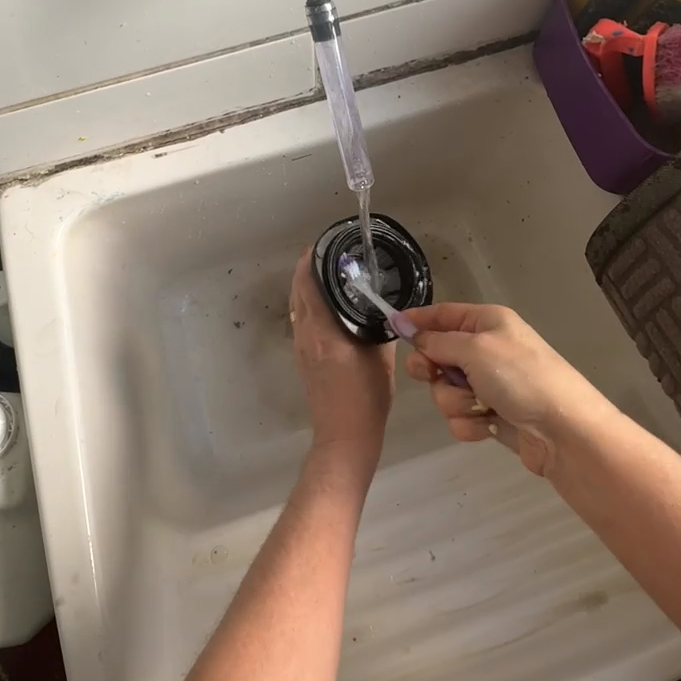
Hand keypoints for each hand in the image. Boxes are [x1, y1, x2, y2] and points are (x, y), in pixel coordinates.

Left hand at [287, 248, 393, 458]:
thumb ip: (381, 326)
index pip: (309, 287)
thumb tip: (383, 304)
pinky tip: (325, 302)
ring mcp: (301, 347)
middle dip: (307, 269)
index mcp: (324, 333)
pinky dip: (308, 303)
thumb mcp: (382, 358)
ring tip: (325, 271)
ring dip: (305, 286)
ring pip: (297, 306)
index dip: (311, 262)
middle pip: (298, 292)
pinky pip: (301, 319)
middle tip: (326, 252)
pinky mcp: (302, 358)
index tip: (322, 245)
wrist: (345, 436)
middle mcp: (306, 335)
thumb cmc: (367, 398)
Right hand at [398, 303, 611, 477]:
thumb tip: (403, 323)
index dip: (418, 321)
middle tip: (435, 375)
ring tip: (481, 406)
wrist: (565, 432)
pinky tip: (489, 426)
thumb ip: (436, 340)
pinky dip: (470, 423)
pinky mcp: (492, 416)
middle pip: (438, 355)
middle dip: (435, 370)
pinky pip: (460, 417)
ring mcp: (490, 385)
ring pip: (445, 390)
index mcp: (488, 323)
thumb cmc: (521, 377)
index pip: (443, 314)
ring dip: (456, 401)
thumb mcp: (475, 349)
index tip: (392, 329)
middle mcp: (487, 350)